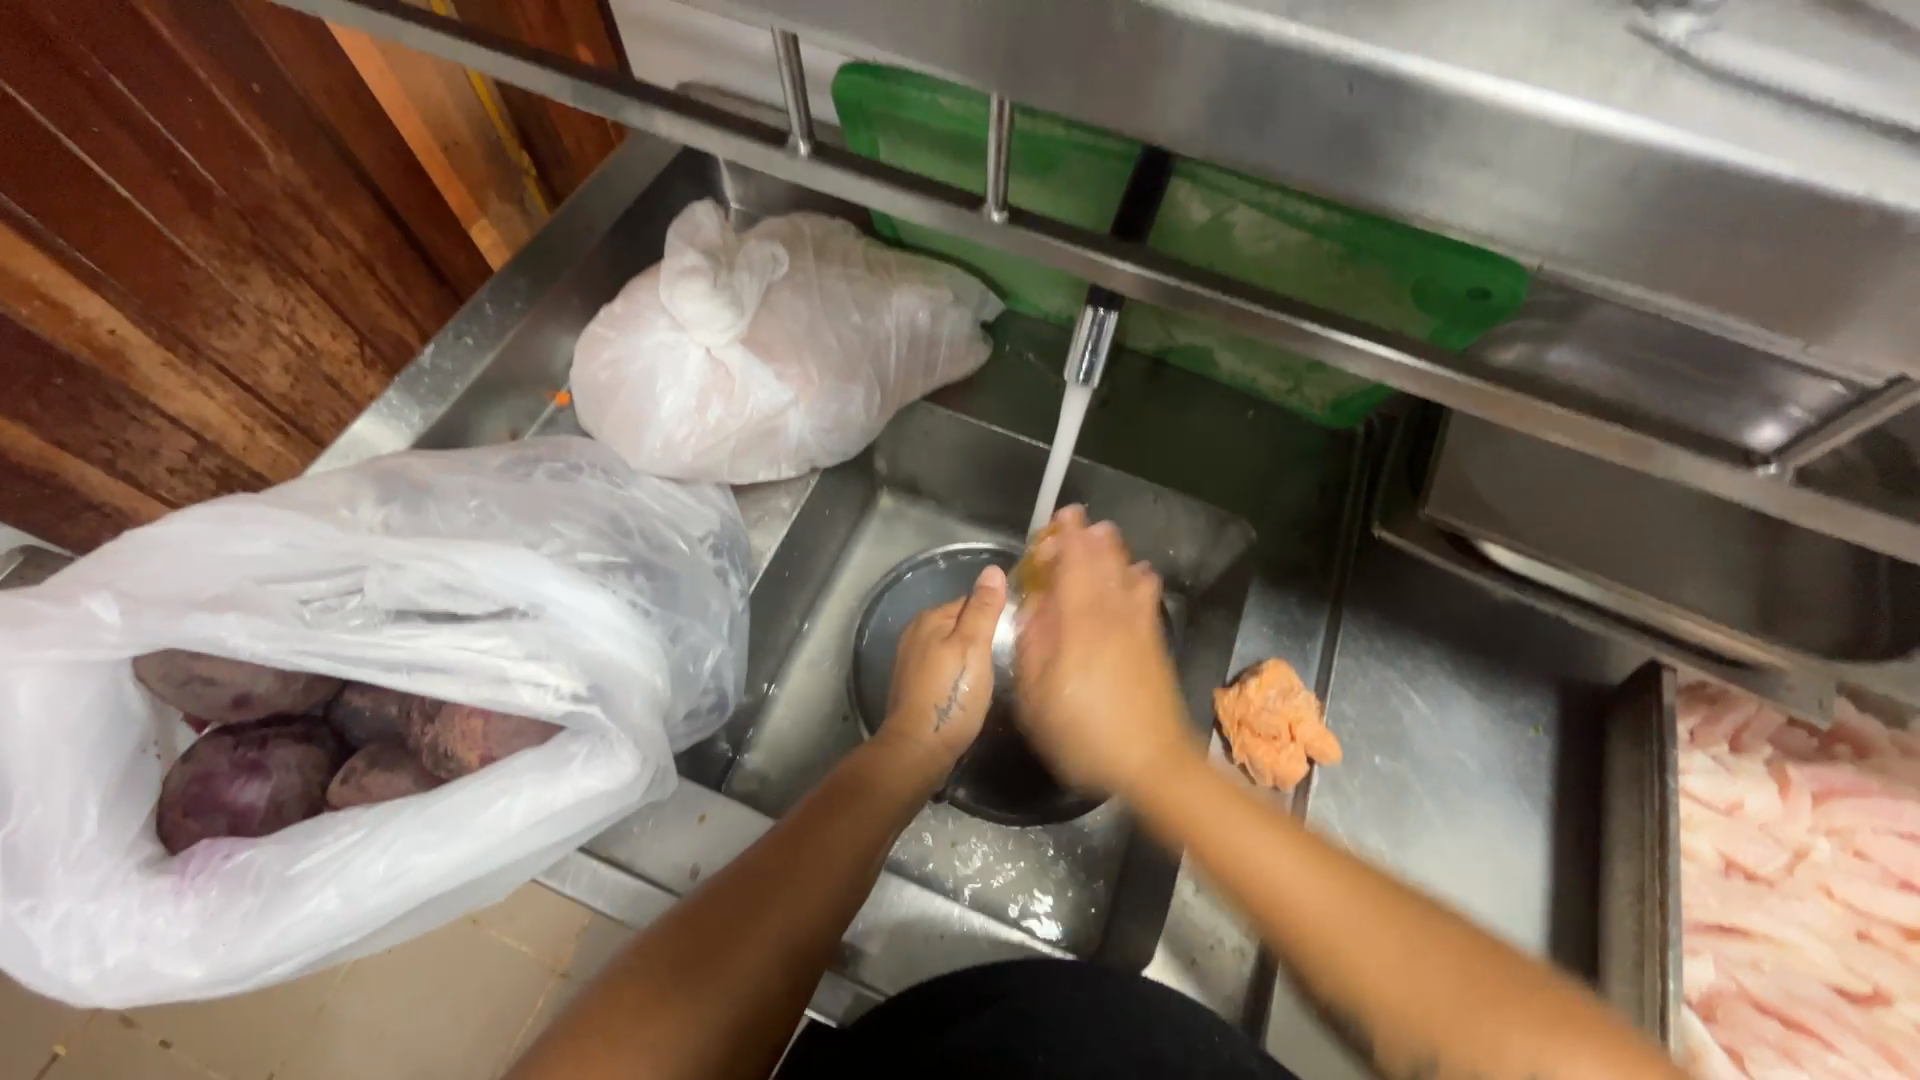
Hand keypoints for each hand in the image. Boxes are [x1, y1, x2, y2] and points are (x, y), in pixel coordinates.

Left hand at [876, 564, 1007, 782]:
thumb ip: (984, 609)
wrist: (918, 748)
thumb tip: (993, 569)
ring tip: (993, 674)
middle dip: (982, 635)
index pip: (972, 601)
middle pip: (960, 623)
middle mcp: (916, 633)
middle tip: (1007, 656)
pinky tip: (970, 689)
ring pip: (952, 647)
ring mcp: (912, 660)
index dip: (995, 615)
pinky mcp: (914, 685)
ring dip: (970, 656)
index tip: (1014, 632)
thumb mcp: (974, 648)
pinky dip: (957, 673)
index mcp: (931, 618)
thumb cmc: (951, 696)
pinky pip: (943, 667)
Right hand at [1014, 507, 1197, 796]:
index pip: (1071, 568)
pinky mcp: (1154, 645)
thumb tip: (1033, 608)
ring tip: (1105, 535)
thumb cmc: (1084, 734)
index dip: (1064, 540)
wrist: (1152, 762)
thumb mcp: (1037, 697)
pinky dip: (1140, 581)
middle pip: (1101, 565)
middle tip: (1077, 519)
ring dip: (1114, 553)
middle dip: (1088, 538)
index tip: (1058, 519)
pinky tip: (1140, 574)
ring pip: (1126, 576)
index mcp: (1078, 624)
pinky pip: (1147, 599)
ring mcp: (1137, 629)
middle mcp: (1110, 617)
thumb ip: (1033, 645)